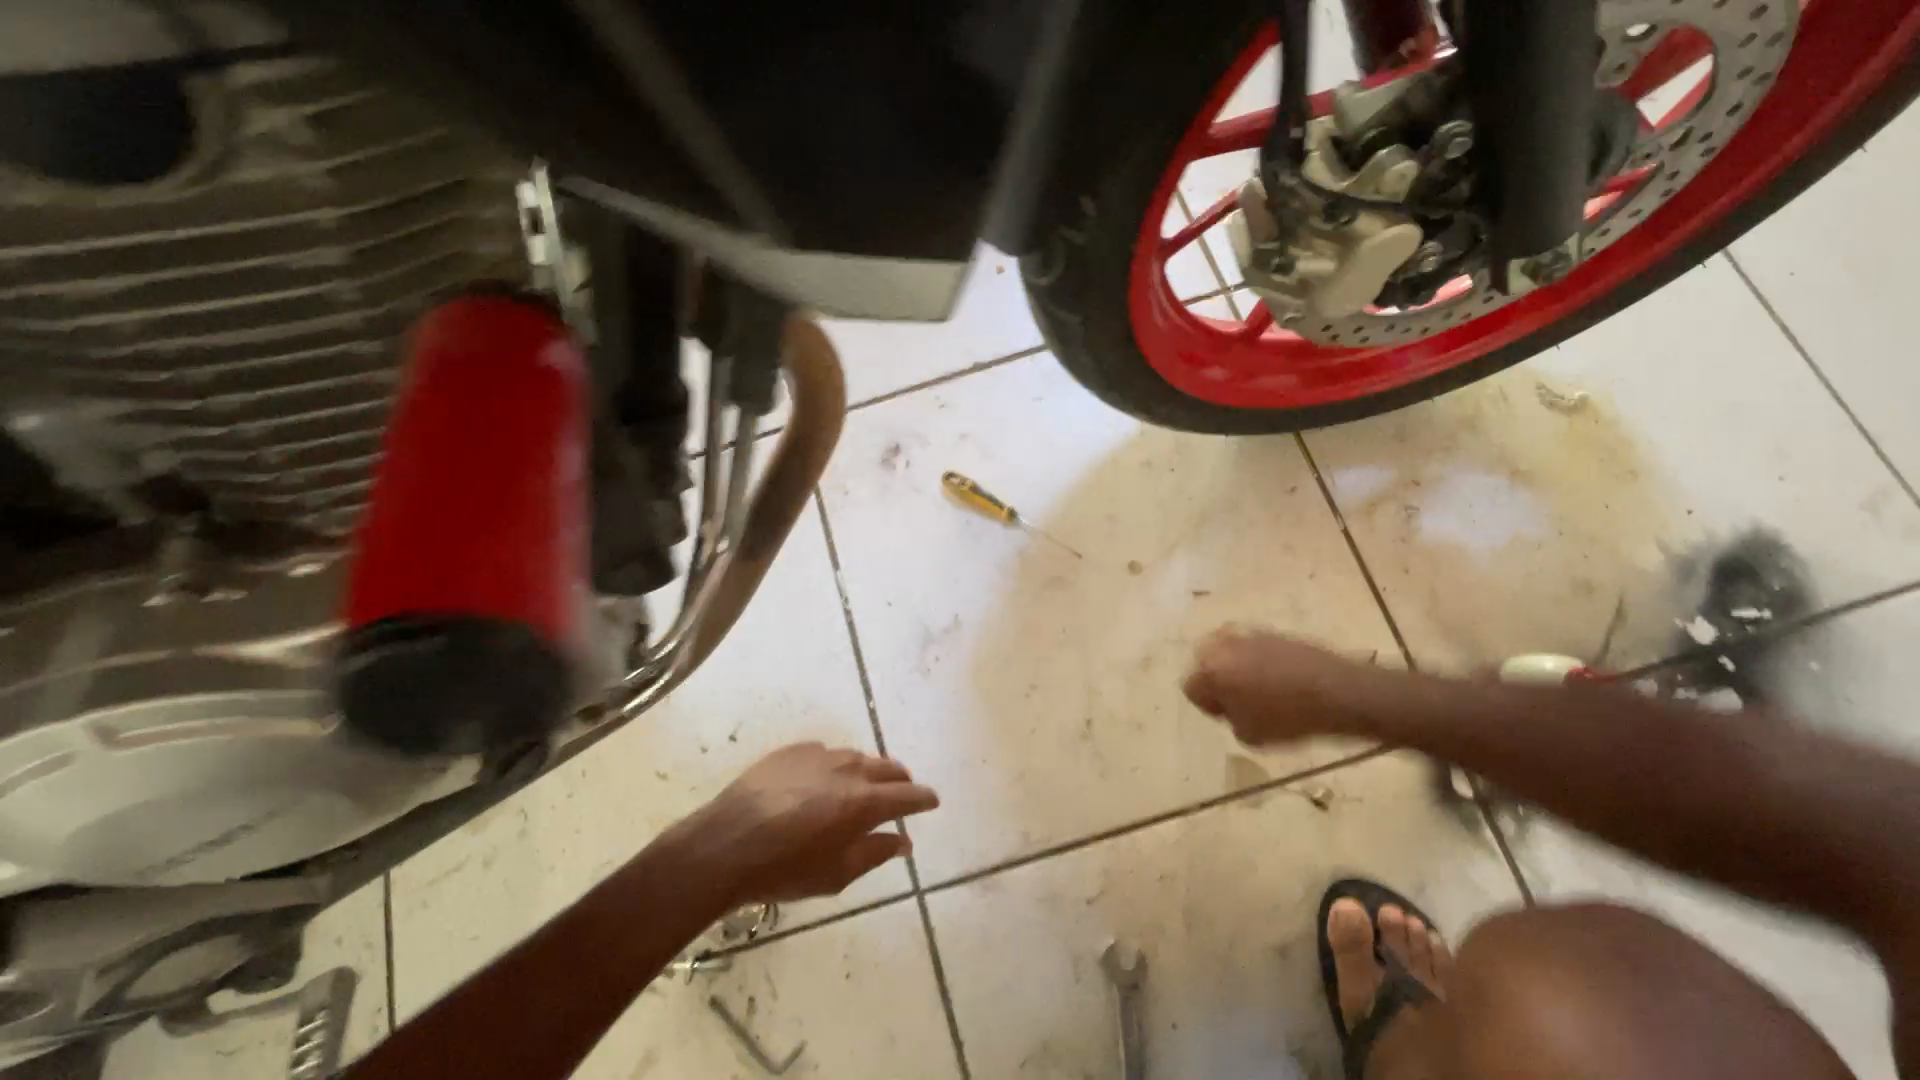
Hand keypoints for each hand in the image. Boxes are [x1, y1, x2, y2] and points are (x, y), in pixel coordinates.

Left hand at [671, 743, 939, 904]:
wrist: (724, 846)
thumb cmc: (784, 870)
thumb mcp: (836, 875)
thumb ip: (874, 853)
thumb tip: (902, 841)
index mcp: (863, 803)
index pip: (907, 795)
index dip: (923, 798)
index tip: (932, 801)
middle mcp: (846, 771)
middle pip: (886, 768)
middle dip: (900, 780)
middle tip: (903, 793)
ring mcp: (817, 756)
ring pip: (855, 757)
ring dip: (867, 770)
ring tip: (863, 785)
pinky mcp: (790, 752)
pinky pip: (823, 753)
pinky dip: (833, 765)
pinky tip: (823, 780)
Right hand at [1183, 626, 1376, 744]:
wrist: (1338, 693)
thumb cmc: (1289, 718)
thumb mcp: (1249, 734)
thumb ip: (1230, 717)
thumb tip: (1232, 706)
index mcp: (1211, 669)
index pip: (1191, 687)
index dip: (1209, 705)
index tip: (1229, 715)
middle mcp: (1224, 644)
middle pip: (1205, 661)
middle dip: (1216, 678)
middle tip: (1238, 699)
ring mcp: (1251, 633)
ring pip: (1230, 650)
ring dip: (1236, 666)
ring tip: (1259, 688)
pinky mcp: (1275, 631)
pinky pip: (1254, 646)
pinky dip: (1258, 659)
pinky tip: (1279, 679)